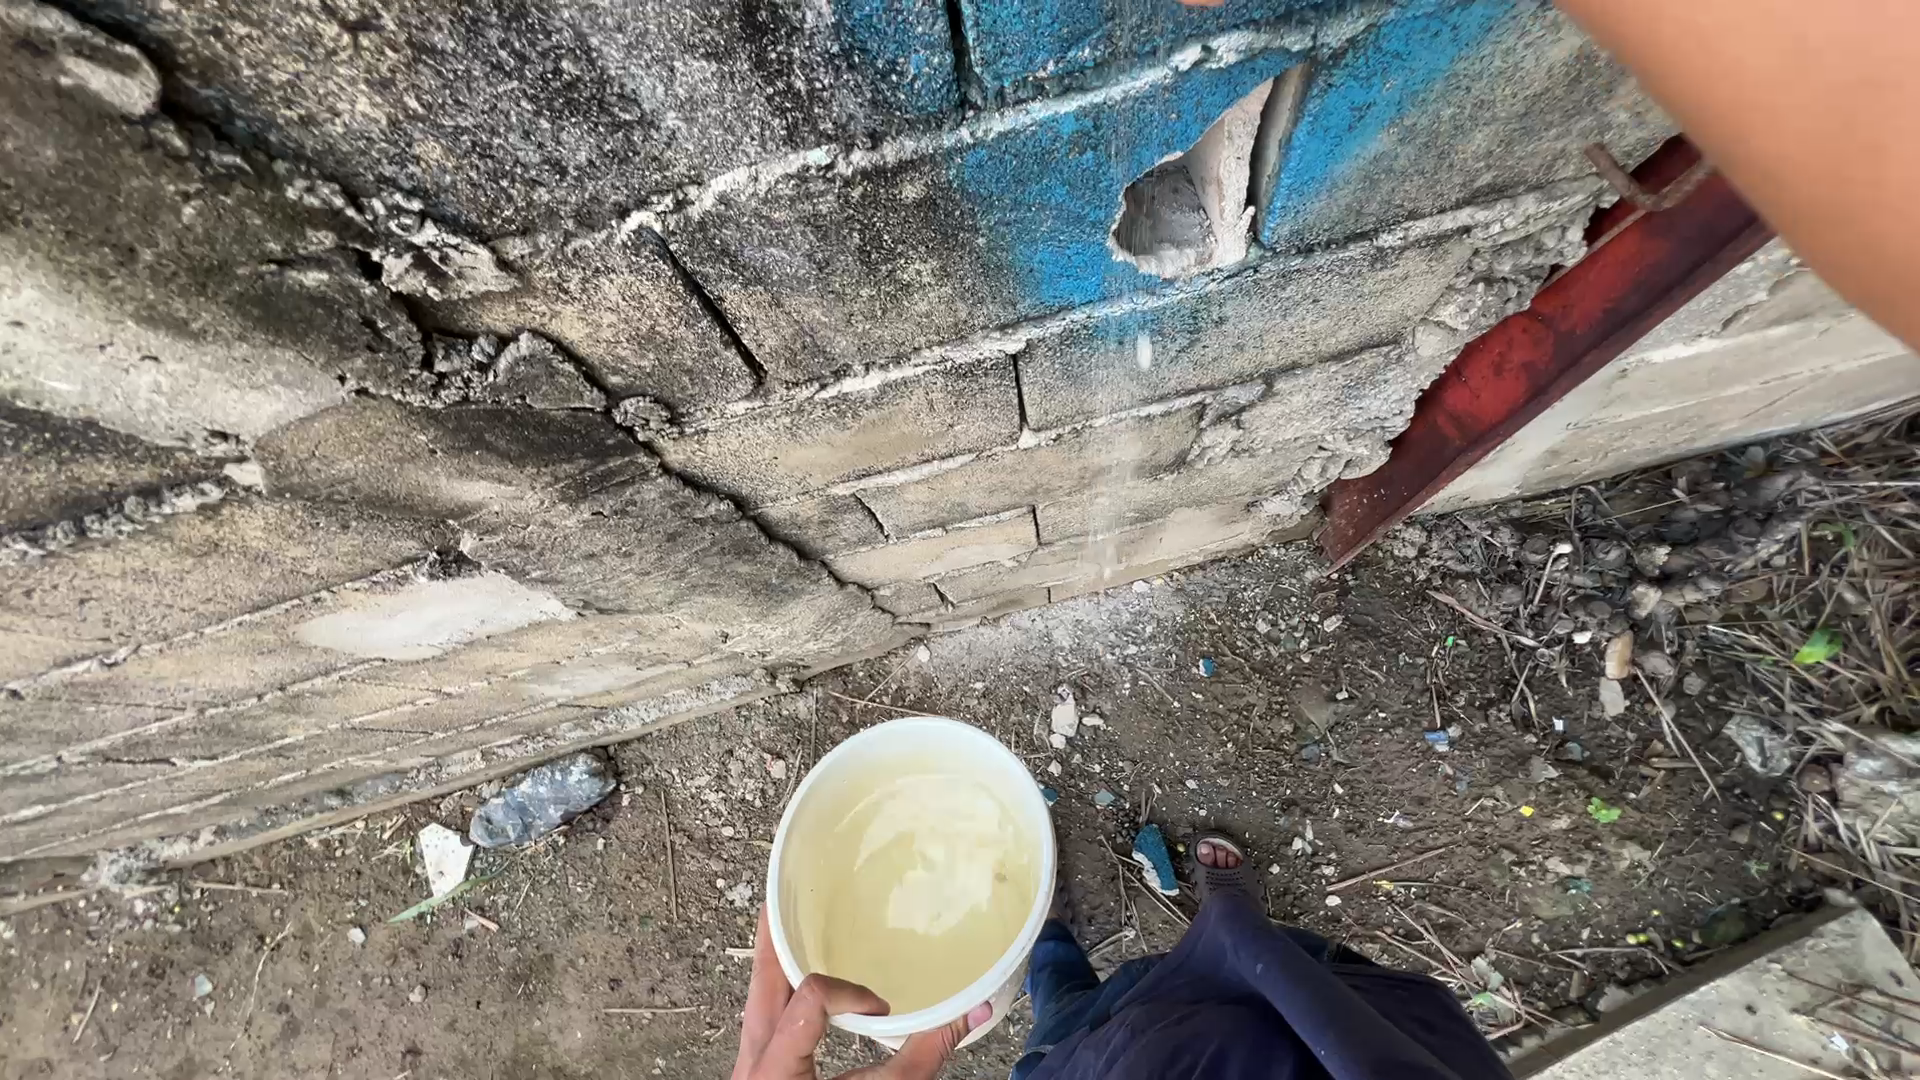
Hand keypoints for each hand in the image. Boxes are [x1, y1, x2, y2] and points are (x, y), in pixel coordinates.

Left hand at [731, 906, 992, 1079]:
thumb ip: (921, 1059)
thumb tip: (971, 1012)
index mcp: (778, 1066)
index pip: (810, 998)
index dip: (851, 993)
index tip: (881, 1008)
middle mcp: (754, 1054)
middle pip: (762, 970)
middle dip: (781, 927)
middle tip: (801, 890)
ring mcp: (748, 1056)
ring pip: (757, 985)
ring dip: (780, 949)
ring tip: (800, 917)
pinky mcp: (756, 1062)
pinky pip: (764, 1005)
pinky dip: (784, 978)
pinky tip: (805, 971)